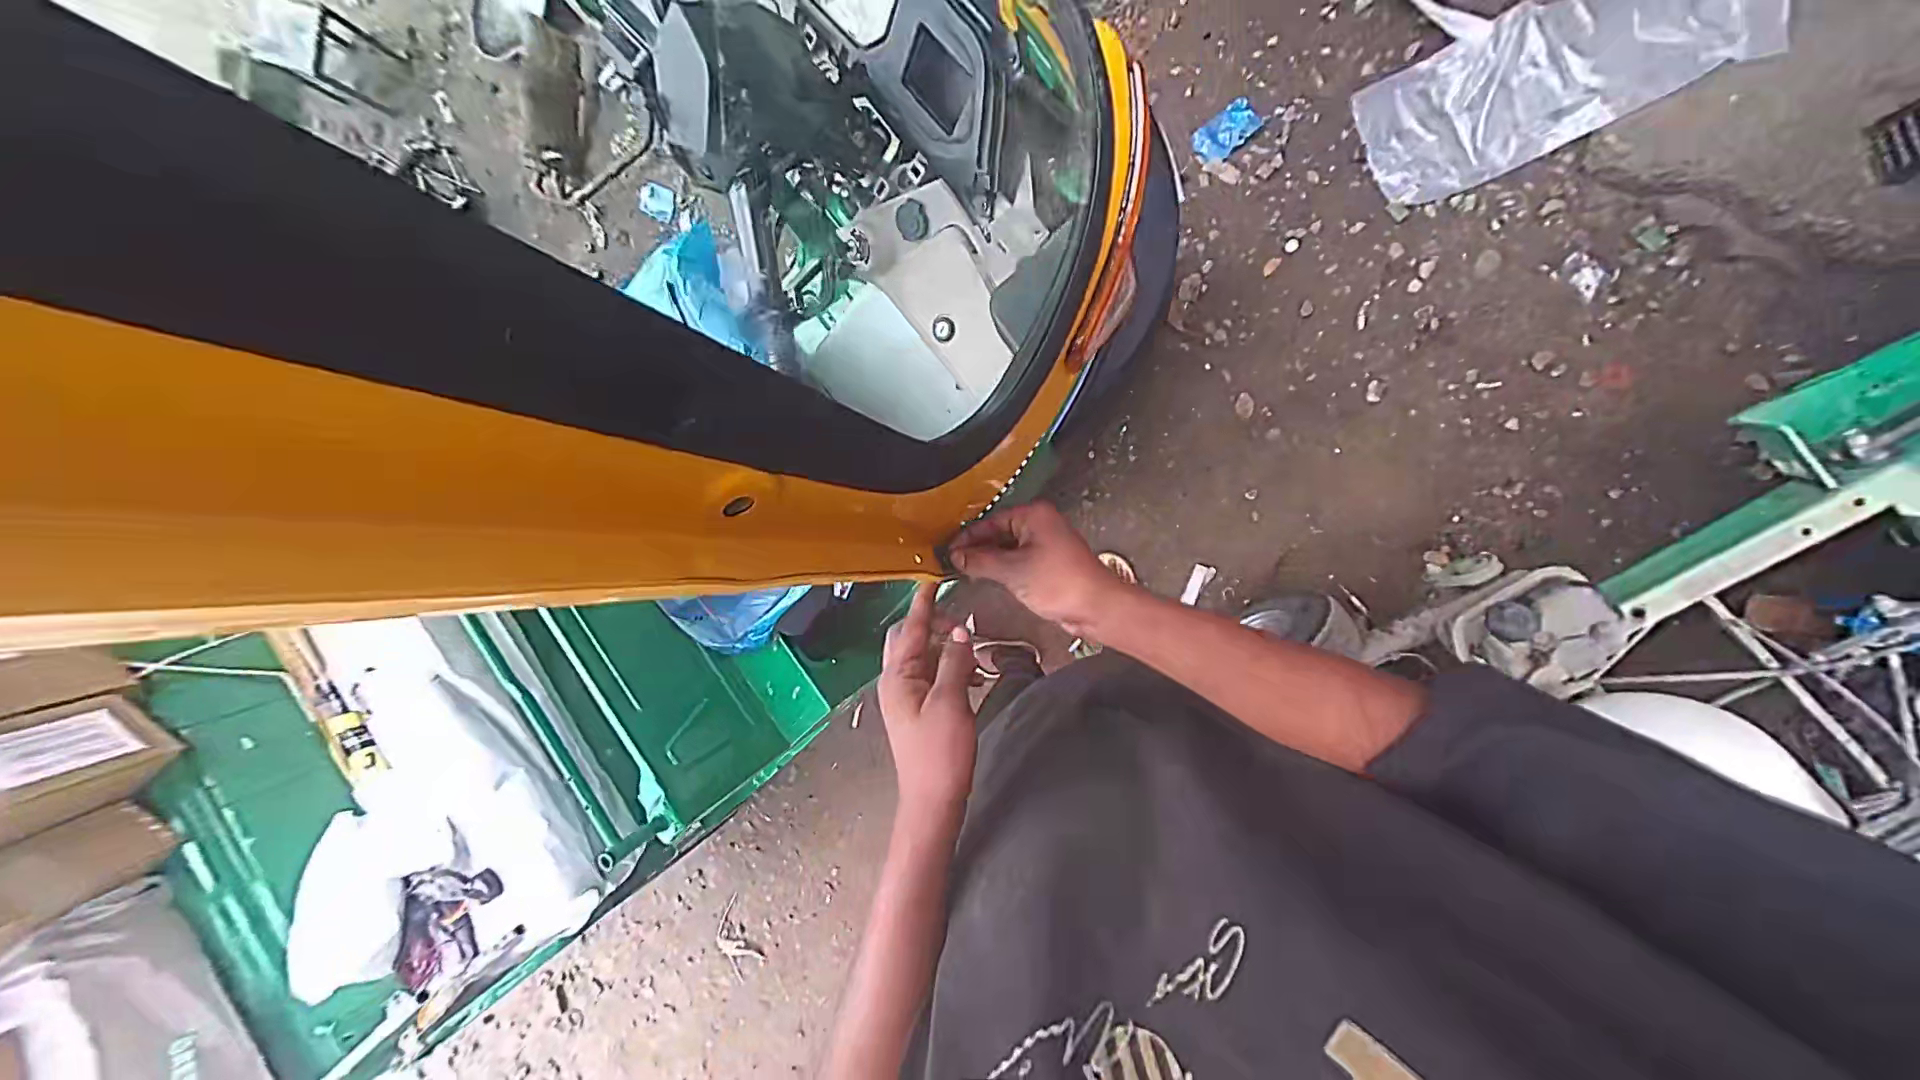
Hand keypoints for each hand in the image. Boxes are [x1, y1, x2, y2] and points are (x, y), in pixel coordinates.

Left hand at [877, 582, 978, 814]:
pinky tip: (972, 672)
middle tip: (959, 618)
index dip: (923, 604)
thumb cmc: (939, 753)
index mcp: (898, 677)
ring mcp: (906, 697)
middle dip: (932, 623)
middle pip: (909, 639)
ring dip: (944, 645)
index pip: (910, 629)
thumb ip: (955, 662)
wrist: (932, 800)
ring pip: (922, 657)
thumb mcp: (951, 702)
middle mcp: (896, 682)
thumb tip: (962, 629)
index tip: (933, 580)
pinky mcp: (919, 709)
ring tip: (970, 642)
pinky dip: (949, 665)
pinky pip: (931, 675)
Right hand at [947, 503, 1124, 637]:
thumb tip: (959, 557)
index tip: (951, 551)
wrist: (1096, 607)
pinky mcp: (1048, 562)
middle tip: (955, 562)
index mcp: (1033, 515)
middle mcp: (1041, 524)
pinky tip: (990, 578)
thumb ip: (980, 561)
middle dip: (977, 549)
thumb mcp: (1012, 571)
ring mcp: (1045, 543)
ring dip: (989, 560)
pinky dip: (1004, 568)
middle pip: (998, 532)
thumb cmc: (1065, 584)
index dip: (967, 537)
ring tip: (968, 572)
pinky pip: (1018, 560)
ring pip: (1007, 547)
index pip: (989, 521)